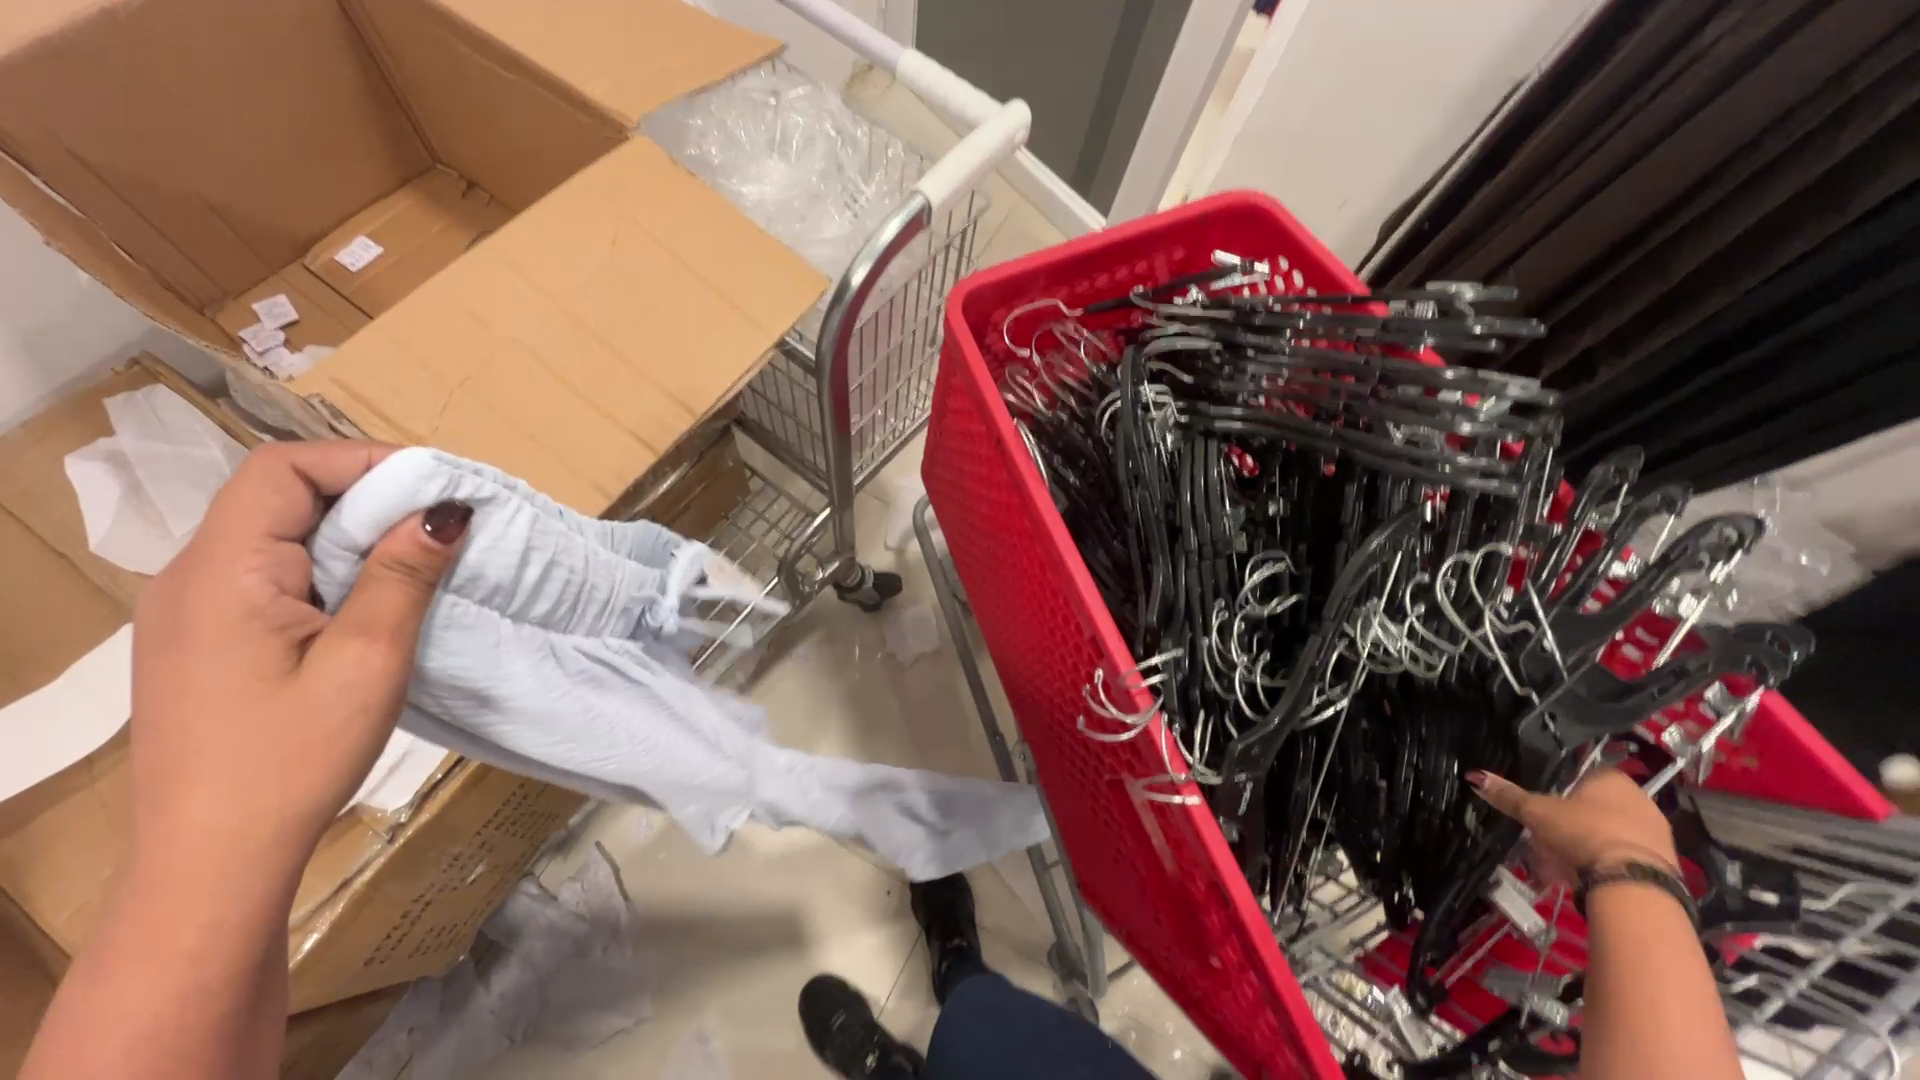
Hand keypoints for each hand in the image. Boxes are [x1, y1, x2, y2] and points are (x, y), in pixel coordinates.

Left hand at [131, 441, 470, 880]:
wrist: (213, 862)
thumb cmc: (293, 757)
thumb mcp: (367, 661)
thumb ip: (403, 576)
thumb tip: (446, 510)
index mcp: (221, 572)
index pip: (283, 470)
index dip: (362, 461)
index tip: (437, 484)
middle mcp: (190, 578)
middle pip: (278, 499)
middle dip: (367, 497)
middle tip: (442, 523)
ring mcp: (190, 613)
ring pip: (277, 538)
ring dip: (351, 536)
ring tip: (418, 560)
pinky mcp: (204, 643)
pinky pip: (270, 577)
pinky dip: (329, 570)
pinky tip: (370, 604)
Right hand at [1468, 768, 1677, 885]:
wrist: (1632, 882)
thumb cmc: (1582, 832)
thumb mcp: (1537, 812)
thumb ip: (1508, 795)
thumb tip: (1474, 775)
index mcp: (1610, 777)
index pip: (1578, 777)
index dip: (1557, 794)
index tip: (1542, 812)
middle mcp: (1639, 797)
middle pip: (1591, 808)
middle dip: (1567, 826)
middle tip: (1545, 843)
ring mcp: (1656, 830)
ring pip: (1606, 833)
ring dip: (1583, 847)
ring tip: (1560, 866)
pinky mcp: (1665, 861)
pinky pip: (1622, 855)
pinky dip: (1603, 864)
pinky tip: (1584, 878)